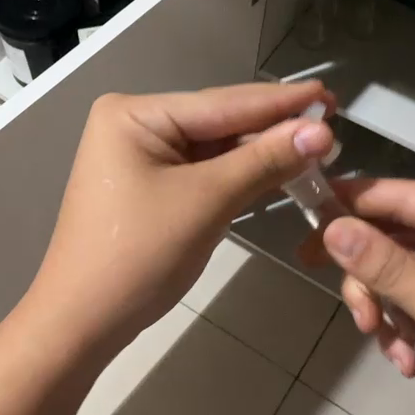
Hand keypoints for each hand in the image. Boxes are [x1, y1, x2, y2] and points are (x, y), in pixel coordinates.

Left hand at [19, 83, 335, 360]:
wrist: (82, 320)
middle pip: (218, 121)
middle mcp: (134, 124)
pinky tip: (279, 167)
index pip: (221, 103)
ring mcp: (140, 157)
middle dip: (272, 126)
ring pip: (214, 148)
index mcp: (134, 114)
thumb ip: (263, 162)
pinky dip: (239, 174)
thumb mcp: (206, 202)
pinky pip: (202, 171)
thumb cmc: (137, 255)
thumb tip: (320, 131)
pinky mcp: (149, 186)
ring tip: (317, 143)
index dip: (279, 102)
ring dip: (260, 151)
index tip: (329, 94)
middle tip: (331, 120)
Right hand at [321, 181, 414, 414]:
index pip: (404, 195)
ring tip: (392, 351)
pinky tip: (408, 360)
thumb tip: (330, 227)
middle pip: (401, 235)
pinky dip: (410, 325)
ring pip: (407, 271)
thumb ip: (389, 267)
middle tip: (352, 314)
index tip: (301, 217)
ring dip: (390, 309)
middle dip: (372, 278)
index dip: (350, 203)